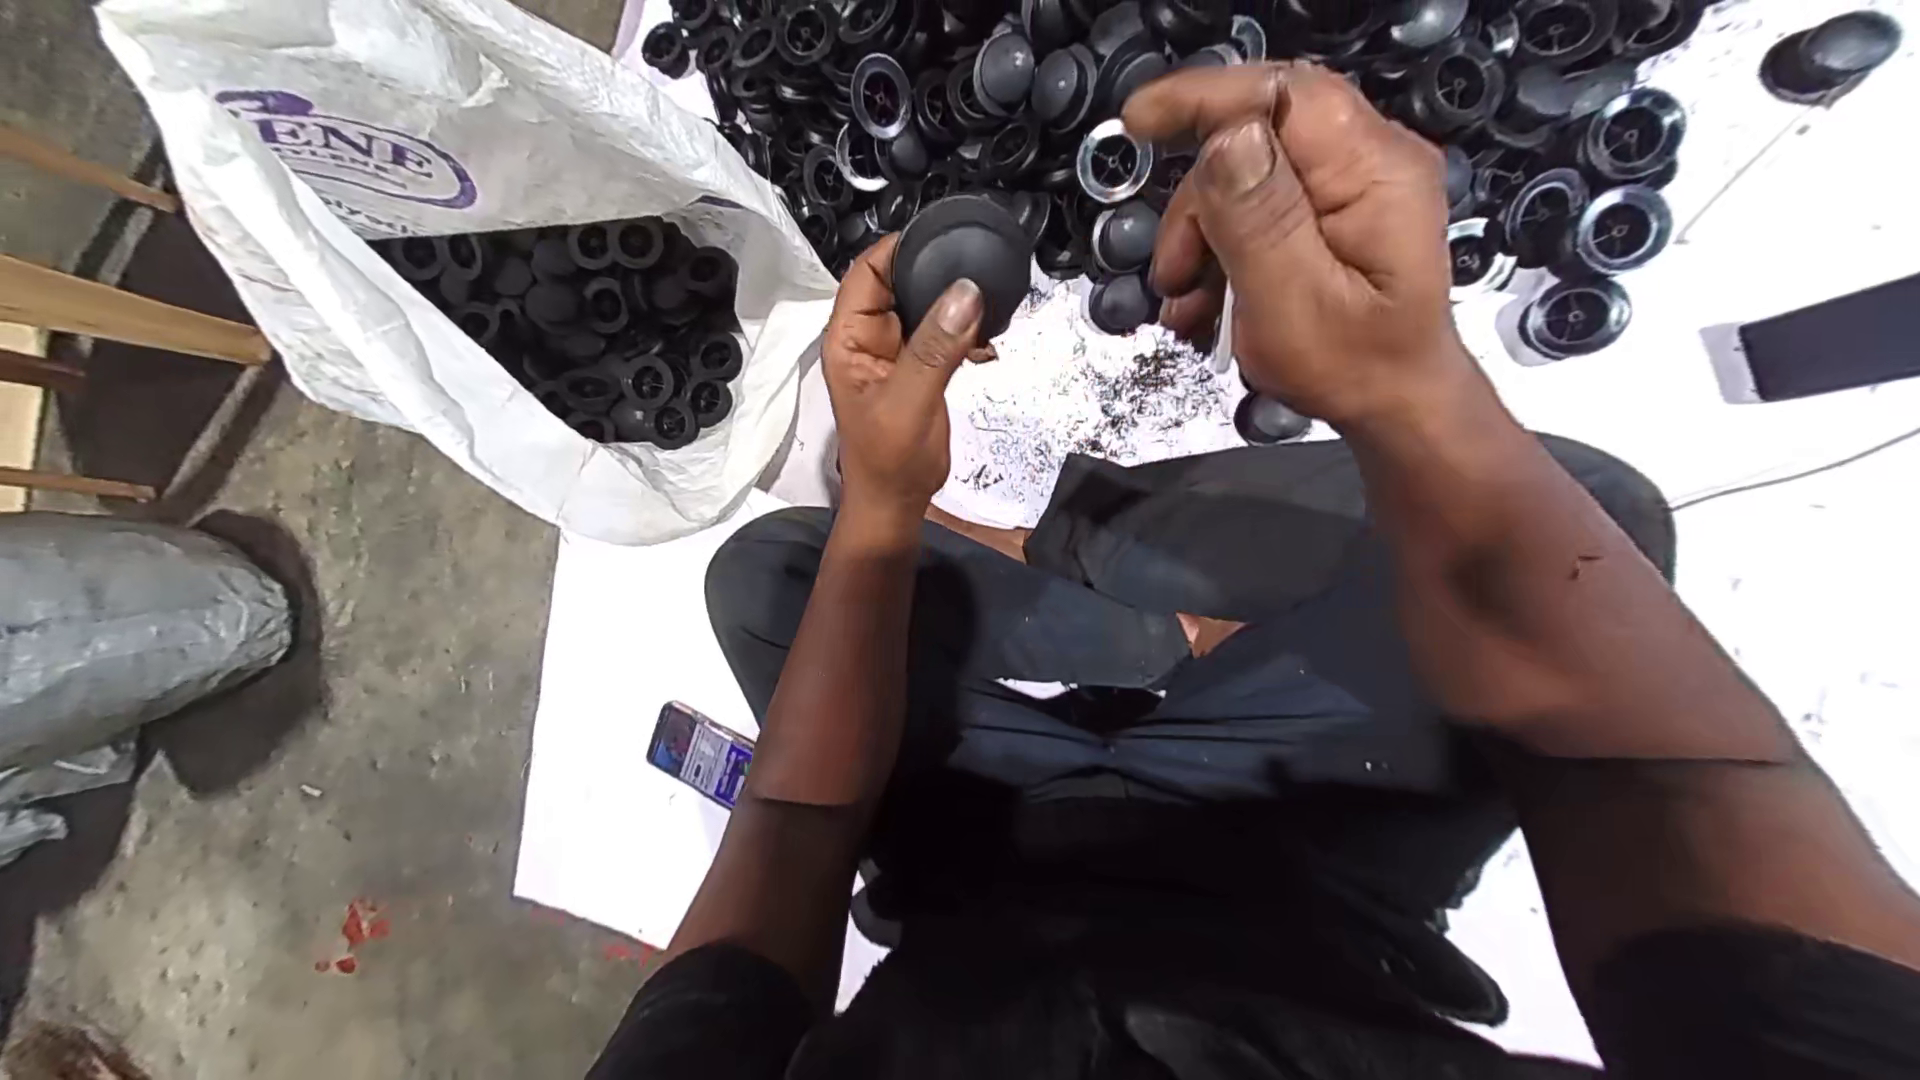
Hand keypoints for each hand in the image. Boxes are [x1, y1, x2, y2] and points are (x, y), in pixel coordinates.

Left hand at [822, 235, 986, 527]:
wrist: (898, 501)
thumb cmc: (889, 462)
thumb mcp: (908, 402)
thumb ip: (934, 349)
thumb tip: (964, 294)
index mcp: (849, 340)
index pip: (866, 273)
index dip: (898, 249)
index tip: (940, 238)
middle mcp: (870, 340)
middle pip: (898, 284)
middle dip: (935, 275)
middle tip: (975, 271)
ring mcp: (896, 355)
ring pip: (924, 308)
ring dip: (954, 306)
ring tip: (987, 308)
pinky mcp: (919, 370)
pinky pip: (941, 335)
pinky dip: (964, 334)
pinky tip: (985, 343)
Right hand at [1124, 63, 1478, 428]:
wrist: (1392, 405)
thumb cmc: (1355, 366)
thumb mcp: (1294, 304)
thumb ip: (1260, 222)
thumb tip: (1225, 142)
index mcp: (1368, 174)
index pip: (1279, 96)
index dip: (1203, 99)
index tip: (1139, 120)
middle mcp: (1361, 168)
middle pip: (1248, 149)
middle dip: (1195, 213)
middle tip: (1174, 279)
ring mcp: (1343, 195)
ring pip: (1240, 190)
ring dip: (1199, 246)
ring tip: (1188, 307)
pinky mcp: (1324, 223)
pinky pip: (1253, 220)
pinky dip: (1217, 260)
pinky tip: (1206, 303)